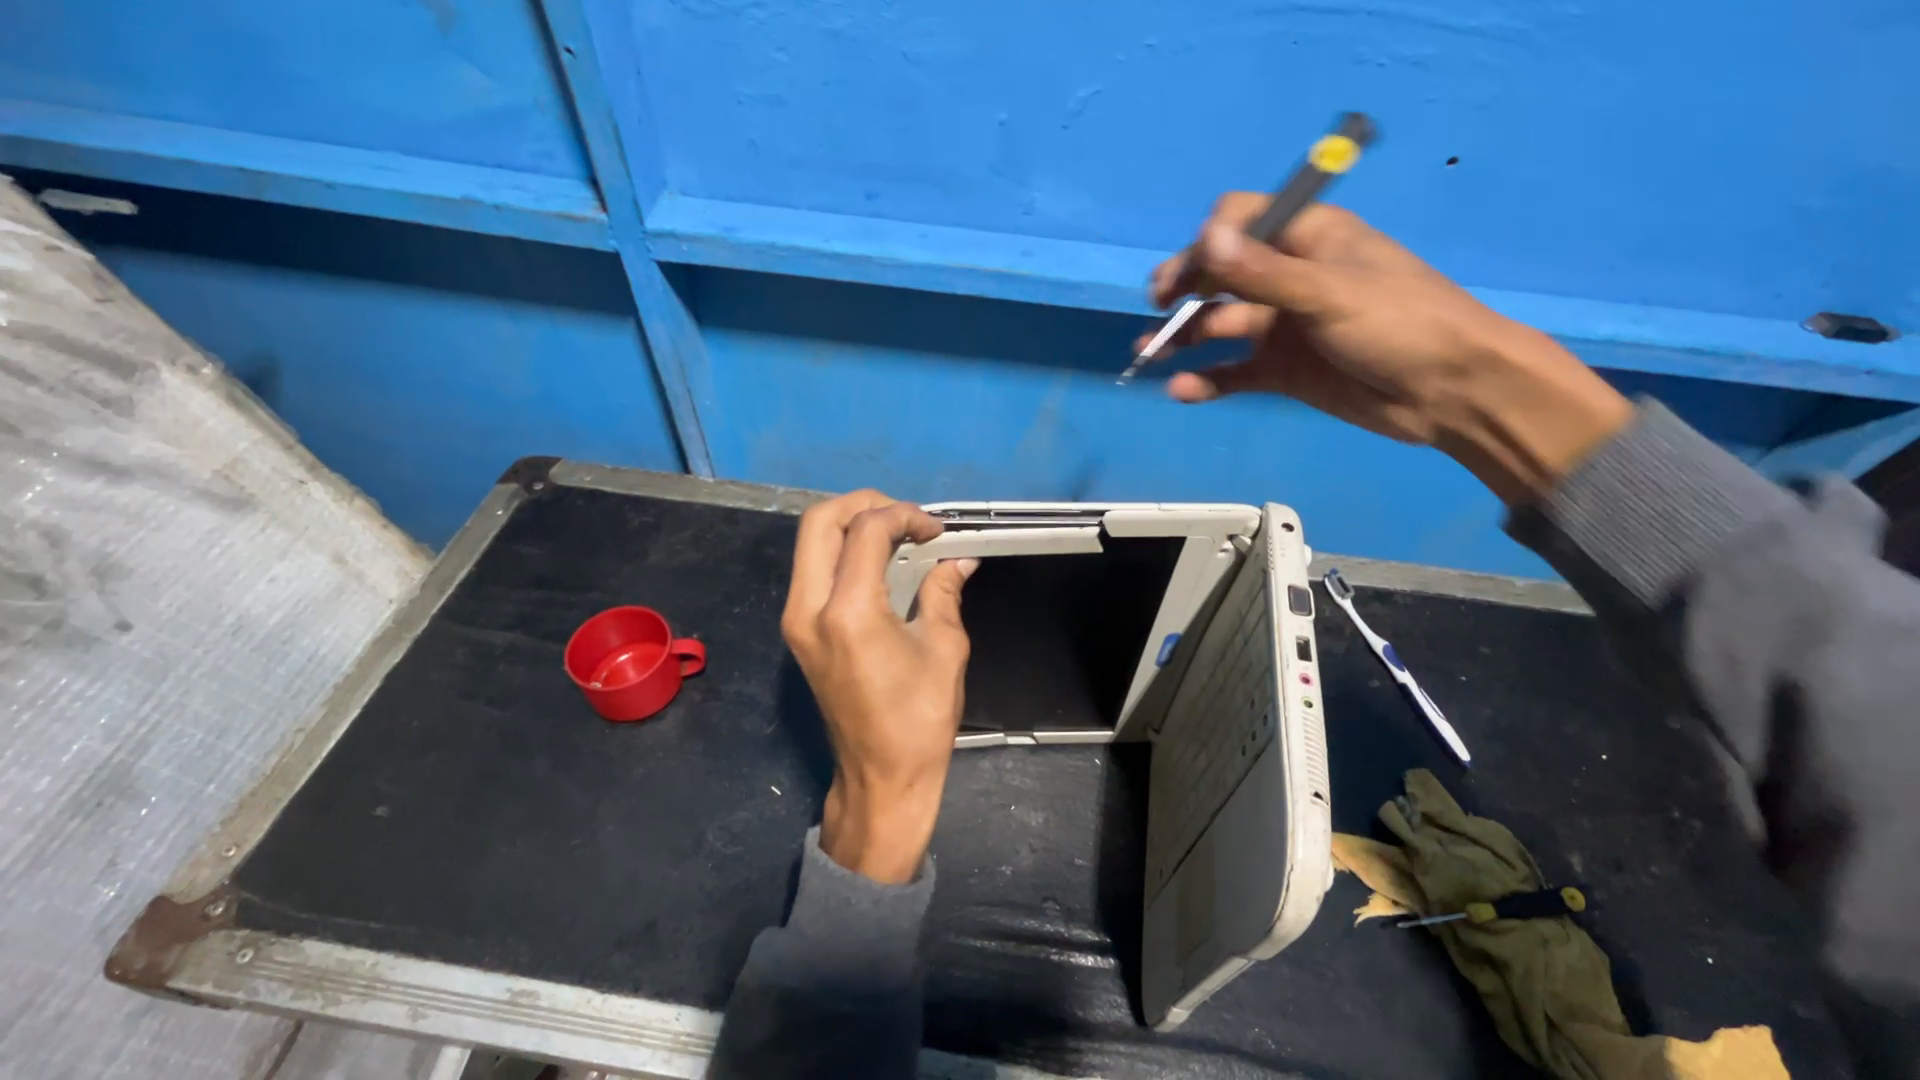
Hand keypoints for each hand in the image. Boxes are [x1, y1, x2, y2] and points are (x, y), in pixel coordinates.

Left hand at [782, 491, 977, 883]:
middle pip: (819, 522)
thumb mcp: (945, 650)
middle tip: (907, 517)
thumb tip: (958, 559)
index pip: (865, 532)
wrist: (880, 777)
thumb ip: (944, 592)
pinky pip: (813, 570)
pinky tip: (880, 562)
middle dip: (865, 505)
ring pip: (810, 543)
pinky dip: (842, 552)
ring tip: (897, 534)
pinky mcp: (798, 631)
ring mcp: (796, 620)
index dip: (904, 516)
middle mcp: (809, 608)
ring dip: (851, 526)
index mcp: (848, 613)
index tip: (936, 530)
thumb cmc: (918, 721)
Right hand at [1142, 197, 1633, 502]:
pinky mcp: (1284, 371)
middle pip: (1221, 274)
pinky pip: (1233, 372)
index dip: (1210, 242)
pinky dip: (1207, 380)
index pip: (1241, 221)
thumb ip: (1262, 273)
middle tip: (1159, 308)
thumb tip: (1202, 239)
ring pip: (1219, 326)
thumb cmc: (1399, 324)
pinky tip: (1183, 391)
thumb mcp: (1328, 293)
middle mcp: (1289, 278)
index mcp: (1307, 239)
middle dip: (1185, 289)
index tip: (1192, 272)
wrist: (1451, 392)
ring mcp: (1284, 327)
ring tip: (1150, 356)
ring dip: (1184, 338)